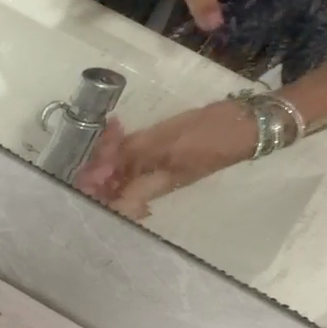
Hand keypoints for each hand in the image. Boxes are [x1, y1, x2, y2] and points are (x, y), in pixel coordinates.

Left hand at [72, 100, 256, 219]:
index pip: (111, 205)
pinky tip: (114, 126)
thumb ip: (133, 156)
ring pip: (115, 167)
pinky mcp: (155, 152)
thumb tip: (103, 169)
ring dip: (104, 151)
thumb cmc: (209, 136)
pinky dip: (117, 142)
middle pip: (107, 185)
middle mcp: (144, 183)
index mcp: (147, 189)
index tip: (81, 178)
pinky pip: (127, 152)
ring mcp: (150, 167)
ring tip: (109, 130)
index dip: (91, 196)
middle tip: (90, 148)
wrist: (245, 122)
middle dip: (93, 168)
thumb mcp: (168, 145)